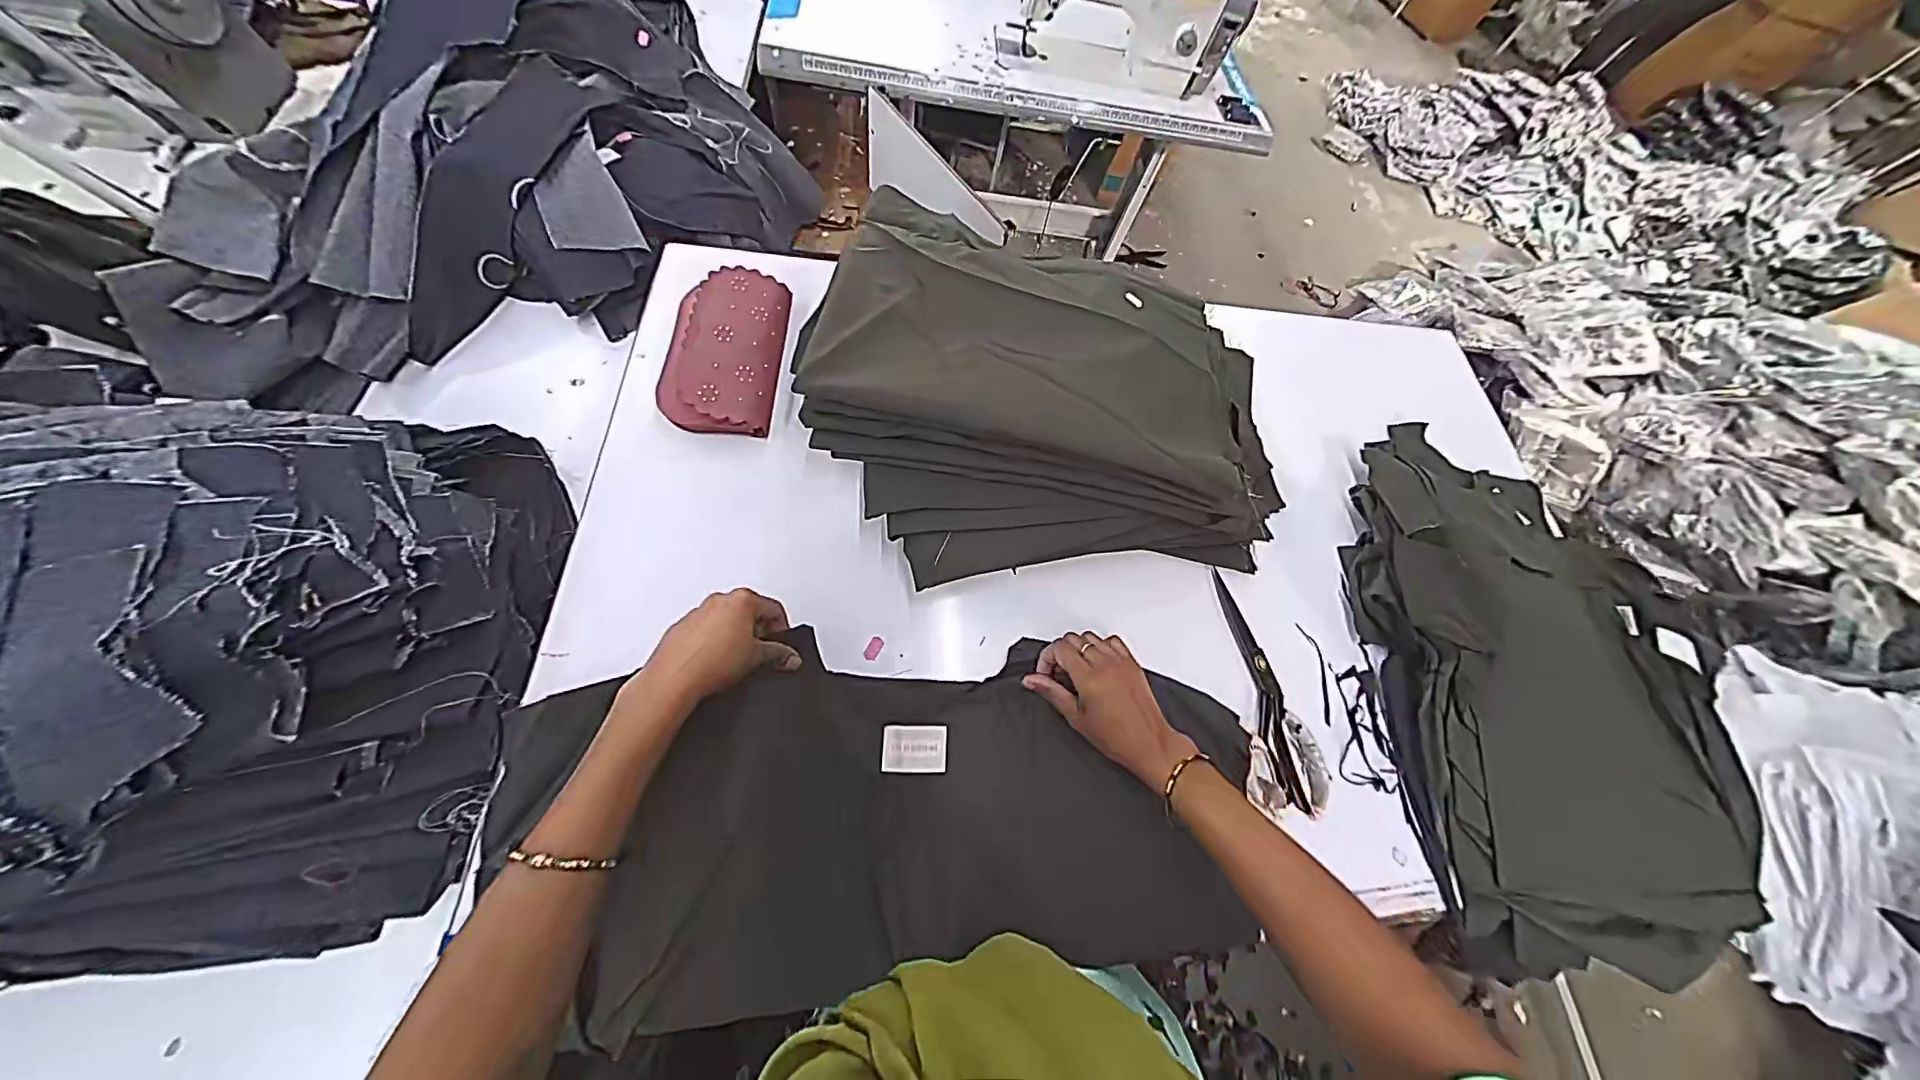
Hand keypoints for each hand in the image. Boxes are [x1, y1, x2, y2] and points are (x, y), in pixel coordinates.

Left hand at [631, 589, 801, 710]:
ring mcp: (698, 612)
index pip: (773, 608)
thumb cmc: (709, 663)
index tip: (782, 642)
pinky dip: (714, 641)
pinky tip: (716, 662)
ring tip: (737, 659)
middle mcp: (719, 601)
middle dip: (758, 630)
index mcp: (741, 600)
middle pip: (749, 610)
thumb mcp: (757, 658)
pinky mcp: (682, 627)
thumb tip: (789, 657)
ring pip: (726, 619)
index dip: (782, 628)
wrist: (673, 679)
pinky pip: (706, 629)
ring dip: (736, 635)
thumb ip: (779, 654)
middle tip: (762, 651)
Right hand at [1023, 632, 1197, 790]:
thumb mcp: (1076, 717)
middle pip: (1072, 639)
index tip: (1046, 674)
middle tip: (1059, 675)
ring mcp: (1120, 661)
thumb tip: (1032, 680)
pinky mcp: (1132, 663)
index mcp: (1089, 676)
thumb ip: (1052, 692)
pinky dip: (1101, 646)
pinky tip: (1098, 664)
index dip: (1046, 658)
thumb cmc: (1117, 737)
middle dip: (1060, 653)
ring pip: (1091, 637)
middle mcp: (1105, 664)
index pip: (1059, 648)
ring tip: (1078, 671)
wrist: (1149, 743)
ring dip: (1079, 649)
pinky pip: (1112, 641)